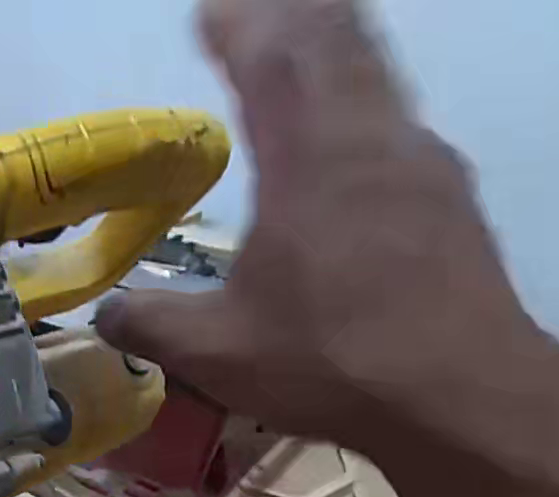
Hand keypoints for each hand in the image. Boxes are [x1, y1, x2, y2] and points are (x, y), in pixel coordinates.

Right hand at [95, 0, 558, 450]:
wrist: (457, 396)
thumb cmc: (328, 362)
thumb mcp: (216, 353)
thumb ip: (150, 326)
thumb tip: (102, 316)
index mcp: (310, 159)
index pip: (274, 54)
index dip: (238, 21)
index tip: (207, 11)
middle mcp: (373, 137)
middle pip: (338, 35)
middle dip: (290, 13)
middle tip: (253, 16)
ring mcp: (424, 163)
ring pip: (378, 71)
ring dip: (335, 50)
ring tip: (299, 59)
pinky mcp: (452, 200)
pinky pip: (399, 120)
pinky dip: (363, 104)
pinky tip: (351, 149)